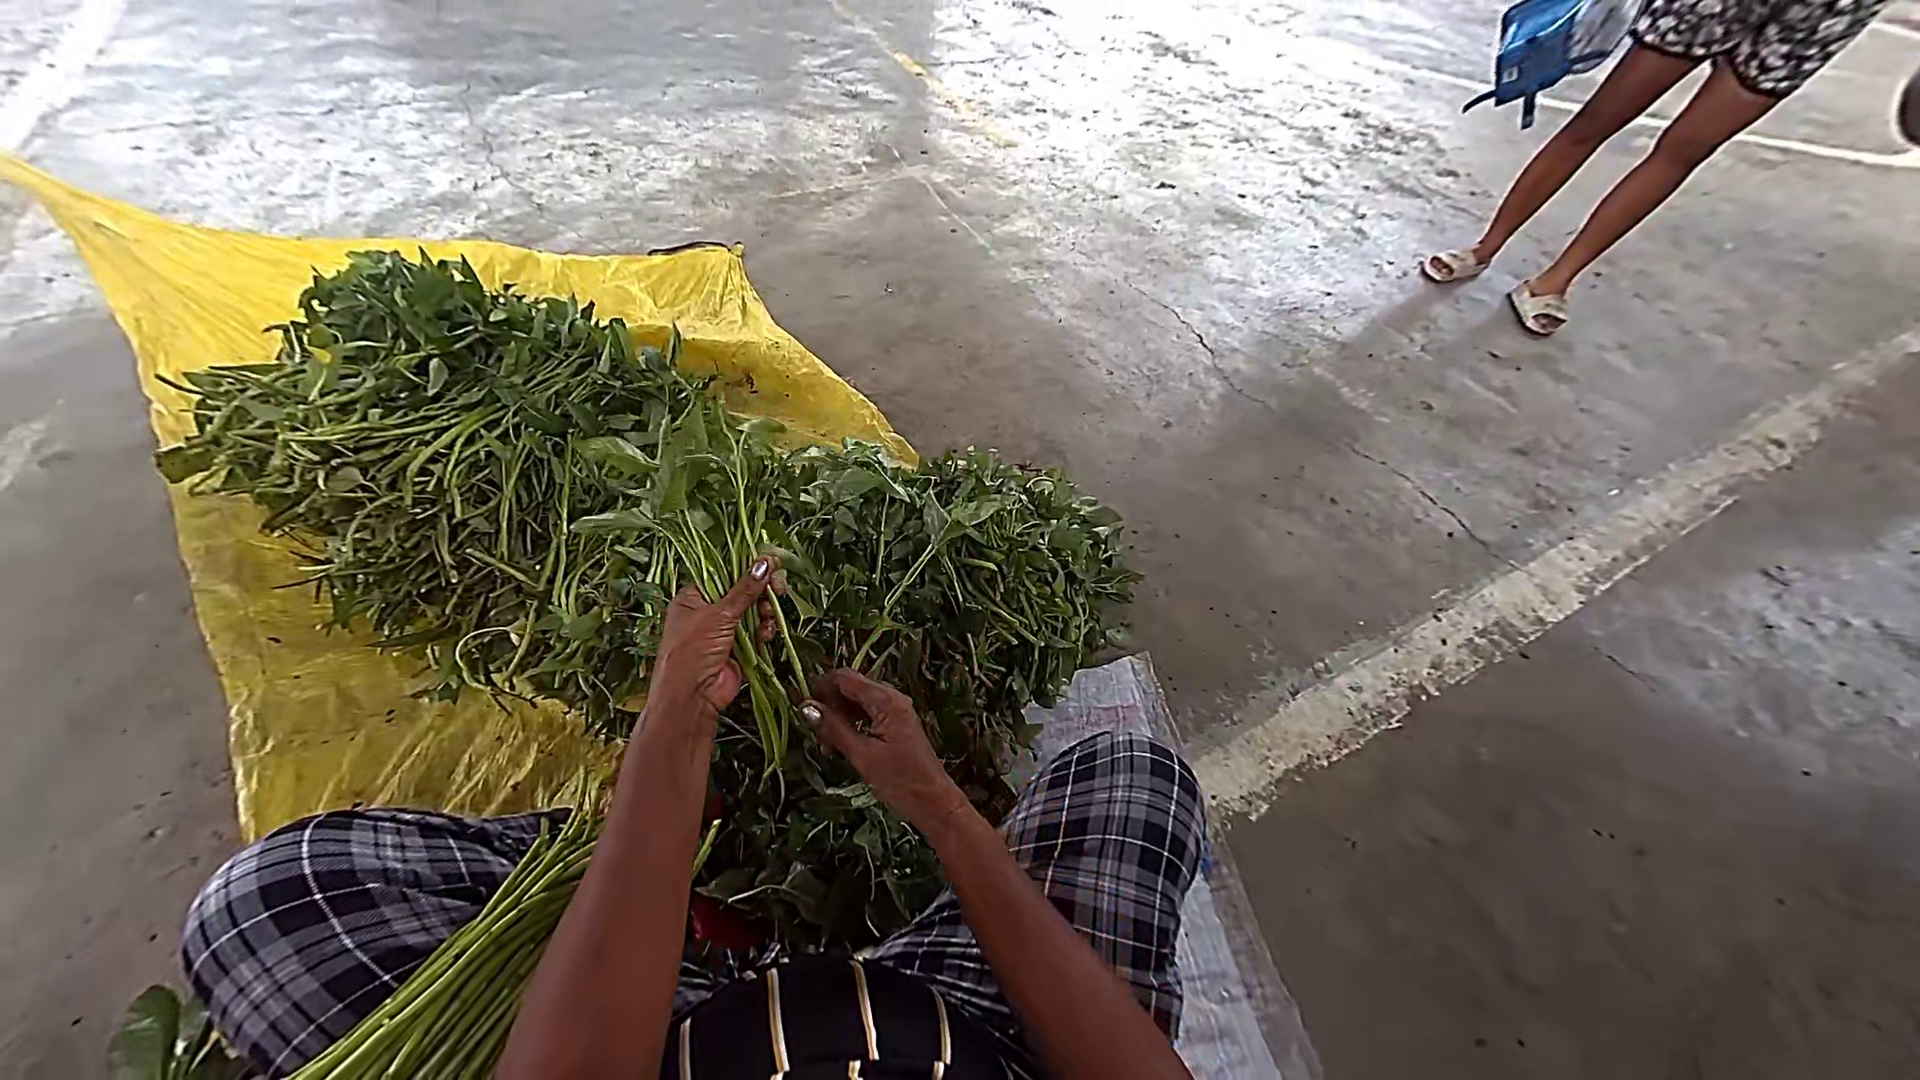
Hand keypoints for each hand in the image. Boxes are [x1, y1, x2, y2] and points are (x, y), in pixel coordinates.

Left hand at [650, 557, 778, 717]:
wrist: (693, 695)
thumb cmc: (692, 651)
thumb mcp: (718, 614)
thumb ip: (744, 589)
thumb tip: (764, 563)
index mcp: (694, 598)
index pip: (723, 575)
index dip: (746, 570)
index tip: (769, 565)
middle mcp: (708, 613)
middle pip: (742, 593)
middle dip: (760, 593)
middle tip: (777, 588)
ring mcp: (724, 631)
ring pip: (753, 612)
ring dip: (763, 613)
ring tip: (767, 616)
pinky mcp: (739, 647)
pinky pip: (757, 632)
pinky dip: (764, 631)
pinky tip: (765, 634)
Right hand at [802, 670, 971, 832]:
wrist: (933, 800)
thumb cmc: (899, 780)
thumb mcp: (861, 755)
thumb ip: (833, 728)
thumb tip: (806, 707)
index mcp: (886, 700)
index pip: (845, 678)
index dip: (820, 687)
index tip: (801, 707)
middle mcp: (892, 698)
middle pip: (851, 687)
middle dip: (829, 704)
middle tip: (816, 733)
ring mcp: (895, 709)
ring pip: (857, 701)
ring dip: (839, 716)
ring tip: (827, 745)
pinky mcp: (895, 722)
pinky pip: (868, 712)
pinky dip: (852, 723)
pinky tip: (841, 744)